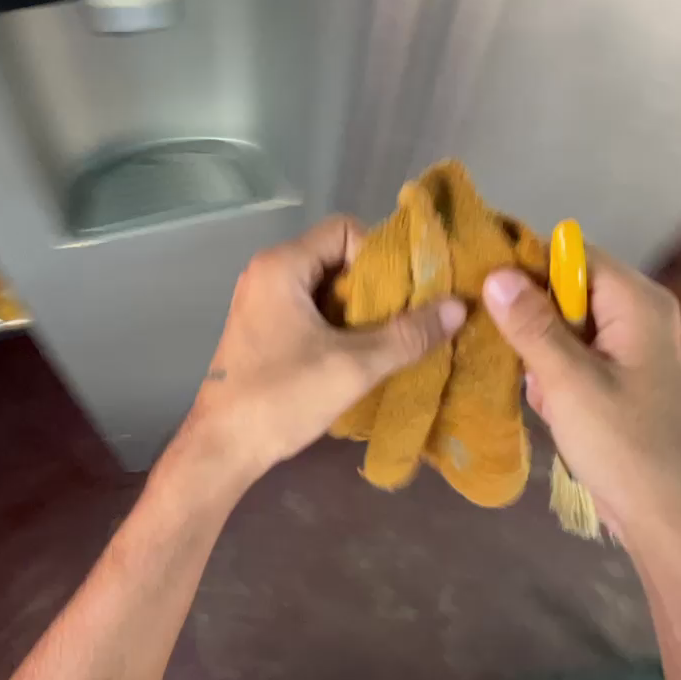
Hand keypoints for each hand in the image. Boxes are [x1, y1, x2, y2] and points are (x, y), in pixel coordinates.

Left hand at [179, 216, 465, 486]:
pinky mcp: (262, 332)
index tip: (403, 297)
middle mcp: (267, 275)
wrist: (222, 448)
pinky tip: (358, 358)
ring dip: (358, 313)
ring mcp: (261, 304)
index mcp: (281, 266)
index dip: (380, 257)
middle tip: (404, 323)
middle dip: (374, 288)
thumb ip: (407, 334)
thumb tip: (458, 307)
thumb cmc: (282, 398)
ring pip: (325, 290)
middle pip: (336, 259)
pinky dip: (337, 328)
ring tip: (387, 344)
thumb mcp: (353, 366)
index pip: (345, 231)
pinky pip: (309, 313)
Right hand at [481, 248, 680, 542]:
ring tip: (540, 392)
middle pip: (567, 289)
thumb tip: (495, 274)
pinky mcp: (622, 374)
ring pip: (565, 325)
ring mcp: (631, 346)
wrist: (667, 514)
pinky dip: (555, 374)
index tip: (481, 291)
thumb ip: (532, 326)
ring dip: (541, 353)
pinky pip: (575, 354)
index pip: (572, 254)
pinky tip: (553, 406)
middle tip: (513, 356)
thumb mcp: (568, 382)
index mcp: (636, 302)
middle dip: (533, 320)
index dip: (526, 266)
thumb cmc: (622, 445)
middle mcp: (638, 313)